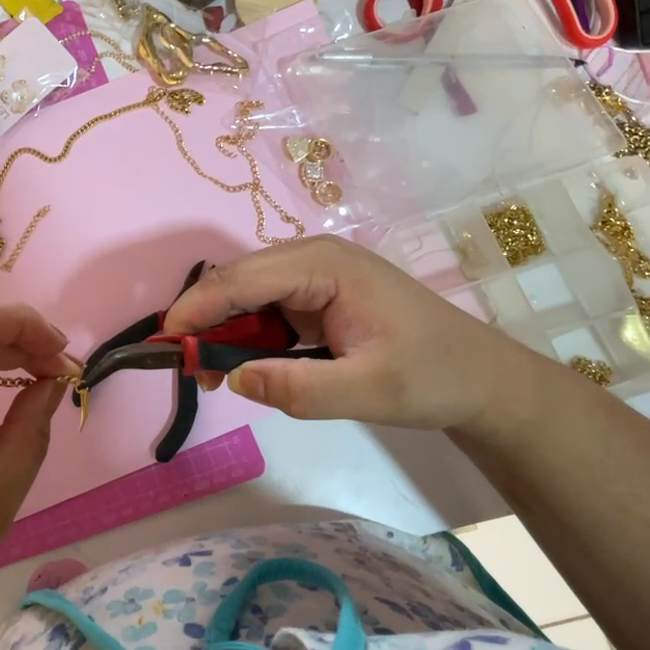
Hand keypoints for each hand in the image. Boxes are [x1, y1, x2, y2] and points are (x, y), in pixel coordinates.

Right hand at [162, 237, 547, 434]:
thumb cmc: (433, 376)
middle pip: (238, 282)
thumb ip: (301, 388)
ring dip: (224, 332)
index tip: (167, 343)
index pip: (243, 278)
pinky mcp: (315, 296)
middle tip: (191, 371)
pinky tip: (244, 364)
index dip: (199, 307)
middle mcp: (312, 259)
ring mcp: (314, 275)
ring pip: (246, 296)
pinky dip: (246, 337)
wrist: (482, 378)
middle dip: (207, 322)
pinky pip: (265, 310)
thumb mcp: (370, 391)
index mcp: (325, 264)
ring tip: (212, 376)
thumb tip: (232, 378)